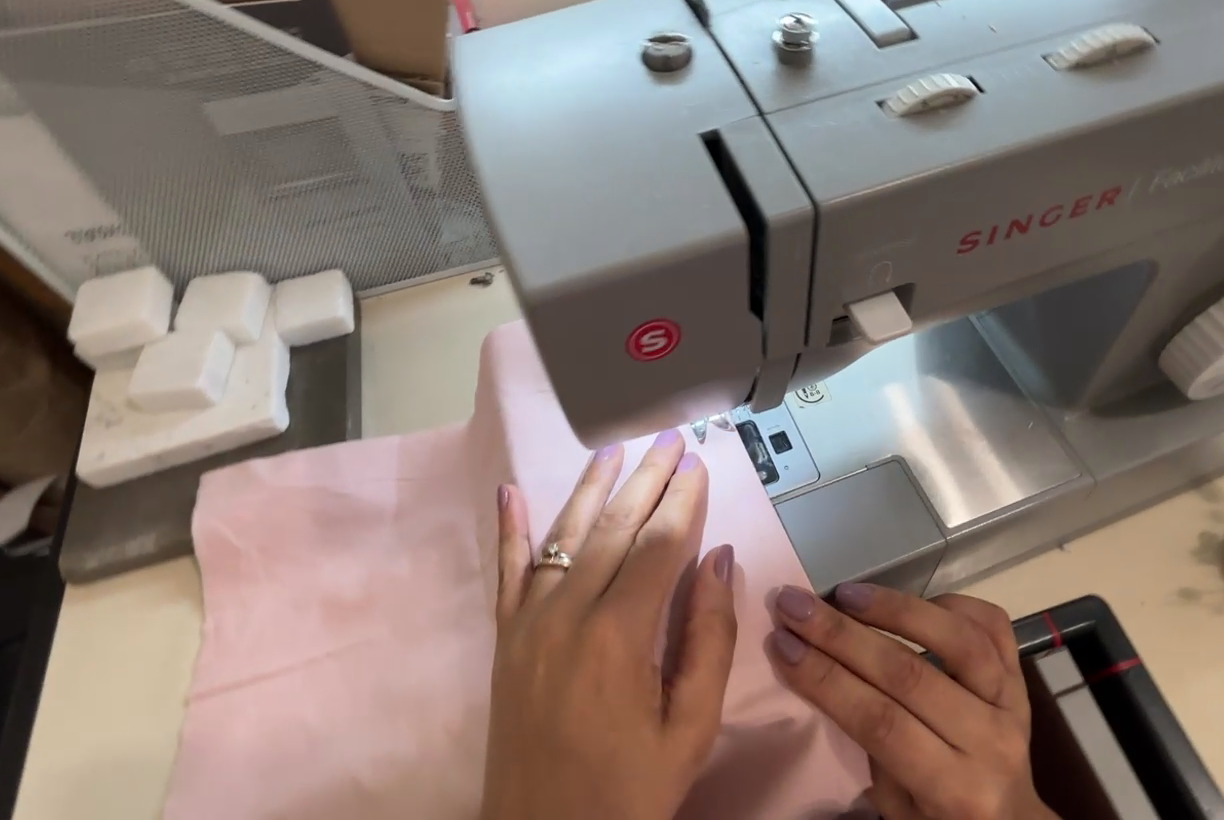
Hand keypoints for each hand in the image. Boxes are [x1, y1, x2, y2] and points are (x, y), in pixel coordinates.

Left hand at [480, 430, 738, 819]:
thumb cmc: (629, 790)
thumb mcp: (690, 729)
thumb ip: (708, 640)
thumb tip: (718, 559)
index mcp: (619, 638)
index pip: (659, 546)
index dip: (682, 500)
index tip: (698, 463)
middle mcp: (568, 615)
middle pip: (614, 527)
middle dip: (646, 478)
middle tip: (669, 438)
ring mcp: (528, 622)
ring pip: (564, 535)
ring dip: (591, 486)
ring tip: (614, 449)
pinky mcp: (504, 637)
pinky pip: (506, 571)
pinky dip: (509, 528)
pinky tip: (509, 490)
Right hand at [765, 584, 1056, 819]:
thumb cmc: (937, 816)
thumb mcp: (895, 803)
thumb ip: (867, 740)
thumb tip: (818, 663)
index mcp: (955, 791)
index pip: (881, 722)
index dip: (826, 678)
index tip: (780, 642)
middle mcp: (991, 743)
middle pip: (909, 674)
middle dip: (840, 634)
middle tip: (793, 604)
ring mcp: (1012, 702)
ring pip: (956, 639)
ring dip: (893, 608)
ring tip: (845, 593)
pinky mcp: (1021, 675)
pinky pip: (990, 623)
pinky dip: (949, 601)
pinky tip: (909, 599)